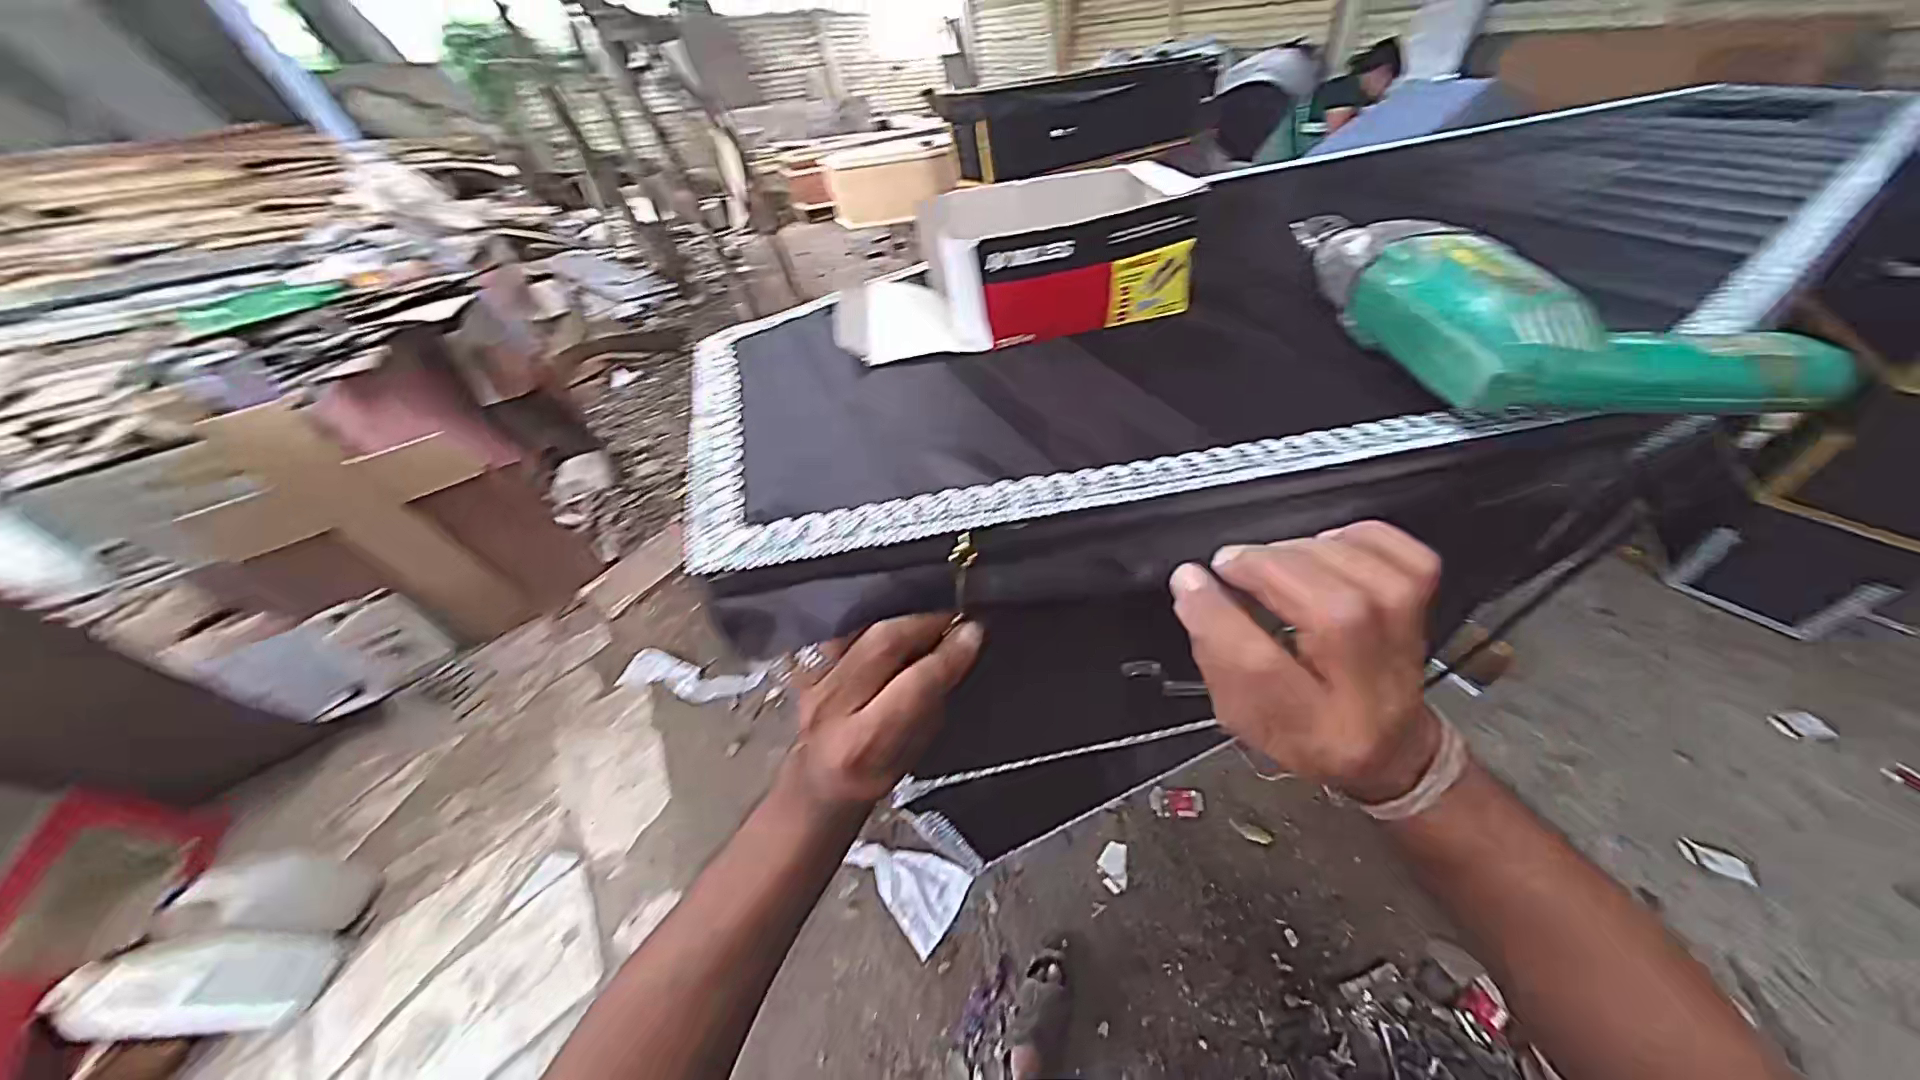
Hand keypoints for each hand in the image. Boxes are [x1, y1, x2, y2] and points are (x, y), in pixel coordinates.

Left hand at [788, 614, 984, 808]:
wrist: (817, 782)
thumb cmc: (875, 773)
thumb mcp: (915, 750)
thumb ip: (933, 698)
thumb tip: (960, 645)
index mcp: (863, 742)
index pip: (914, 683)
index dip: (949, 654)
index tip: (974, 633)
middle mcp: (832, 708)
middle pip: (883, 644)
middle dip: (926, 623)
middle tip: (954, 616)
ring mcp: (813, 684)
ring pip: (862, 629)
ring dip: (901, 617)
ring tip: (929, 614)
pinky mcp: (806, 667)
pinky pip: (843, 629)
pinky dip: (873, 618)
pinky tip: (895, 615)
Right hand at [1168, 521, 1443, 803]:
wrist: (1386, 747)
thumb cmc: (1308, 729)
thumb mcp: (1239, 711)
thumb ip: (1213, 650)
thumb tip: (1192, 586)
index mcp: (1310, 729)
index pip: (1262, 666)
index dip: (1217, 614)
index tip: (1191, 581)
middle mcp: (1370, 693)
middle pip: (1331, 613)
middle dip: (1265, 570)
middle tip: (1230, 563)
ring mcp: (1406, 649)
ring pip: (1365, 579)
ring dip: (1300, 553)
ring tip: (1268, 561)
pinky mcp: (1424, 612)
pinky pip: (1403, 557)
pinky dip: (1356, 540)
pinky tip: (1321, 549)